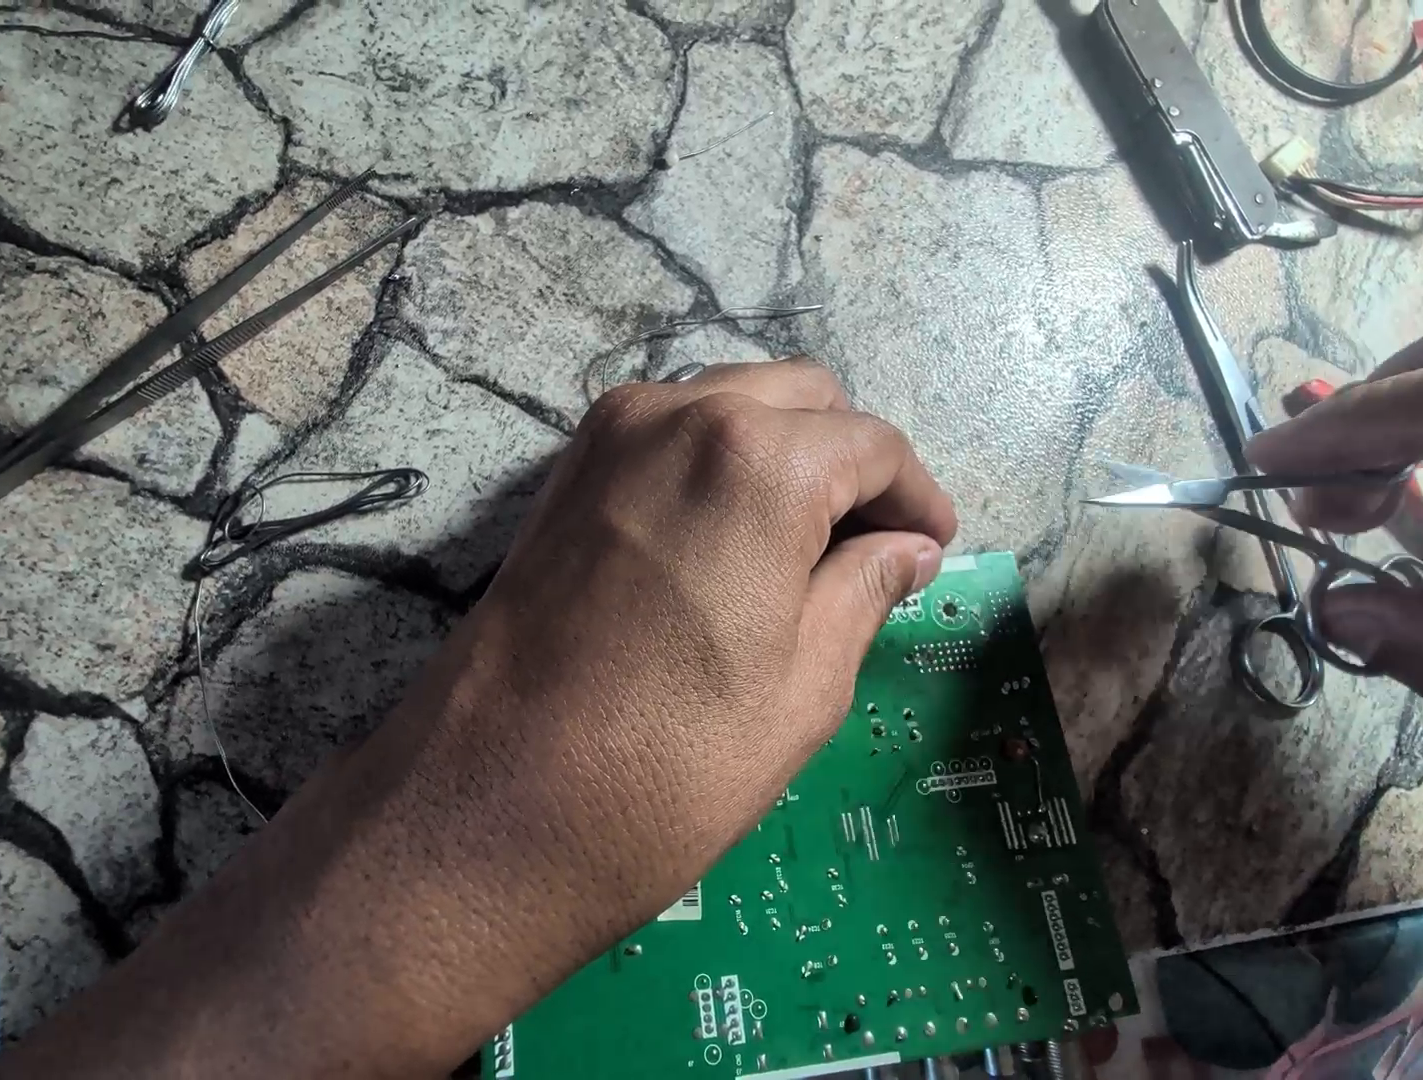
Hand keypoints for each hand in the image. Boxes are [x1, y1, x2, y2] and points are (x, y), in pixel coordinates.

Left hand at [0, 358, 956, 1079]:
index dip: (915, 494)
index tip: (932, 545)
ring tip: (802, 543)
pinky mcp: (566, 468)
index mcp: (757, 457)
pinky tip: (729, 534)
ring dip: (783, 454)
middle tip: (870, 545)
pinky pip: (671, 434)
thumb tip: (906, 546)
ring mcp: (609, 433)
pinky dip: (718, 462)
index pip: (871, 444)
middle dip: (850, 462)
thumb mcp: (804, 685)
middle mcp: (680, 413)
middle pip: (802, 401)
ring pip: (732, 406)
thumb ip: (863, 588)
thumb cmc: (673, 762)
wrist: (491, 803)